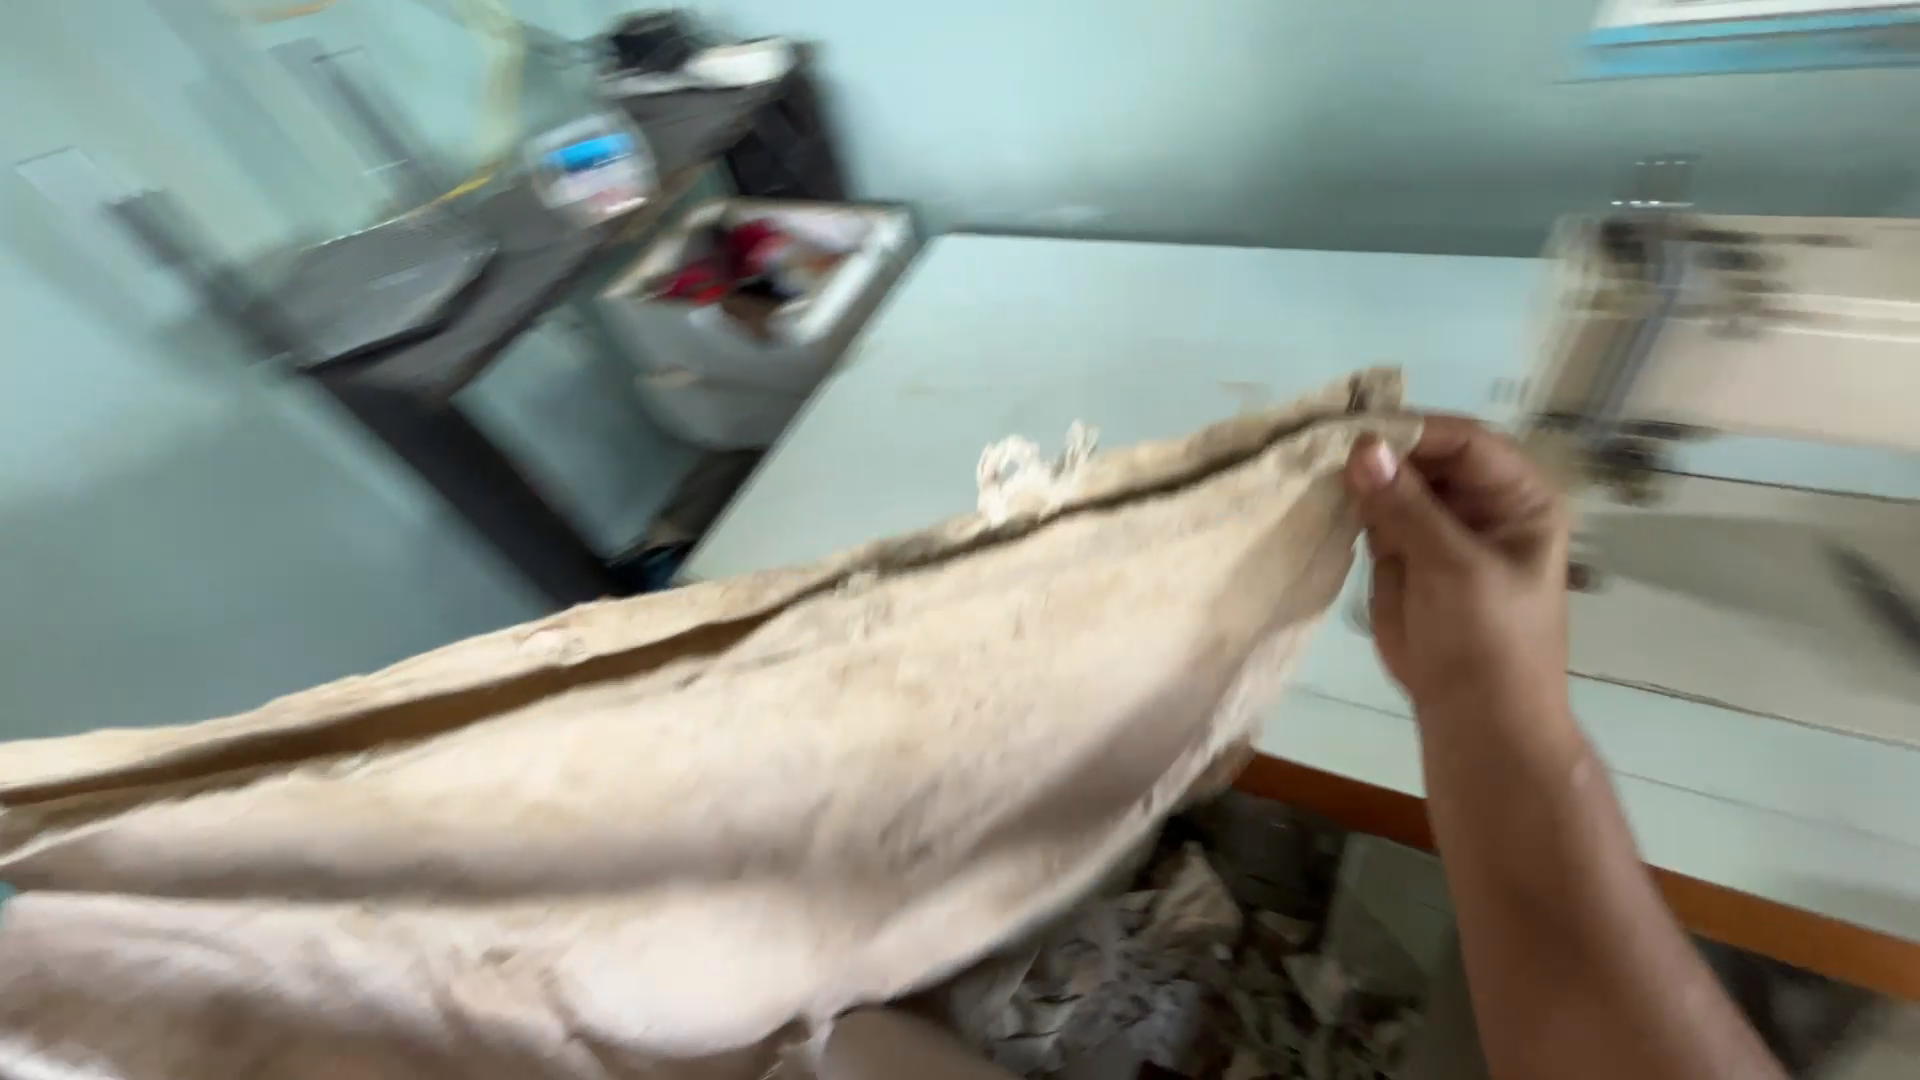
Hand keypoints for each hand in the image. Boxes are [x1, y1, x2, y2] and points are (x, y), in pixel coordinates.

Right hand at [1344, 417, 1571, 726]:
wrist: (1470, 708)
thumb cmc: (1486, 636)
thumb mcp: (1453, 565)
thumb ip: (1406, 505)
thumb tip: (1360, 446)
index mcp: (1515, 497)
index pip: (1464, 441)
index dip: (1413, 430)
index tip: (1354, 432)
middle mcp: (1475, 502)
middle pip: (1423, 455)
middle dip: (1378, 450)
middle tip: (1319, 446)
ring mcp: (1433, 526)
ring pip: (1391, 481)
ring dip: (1355, 475)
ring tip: (1309, 465)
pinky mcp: (1398, 549)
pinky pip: (1369, 512)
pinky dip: (1344, 503)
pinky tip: (1315, 495)